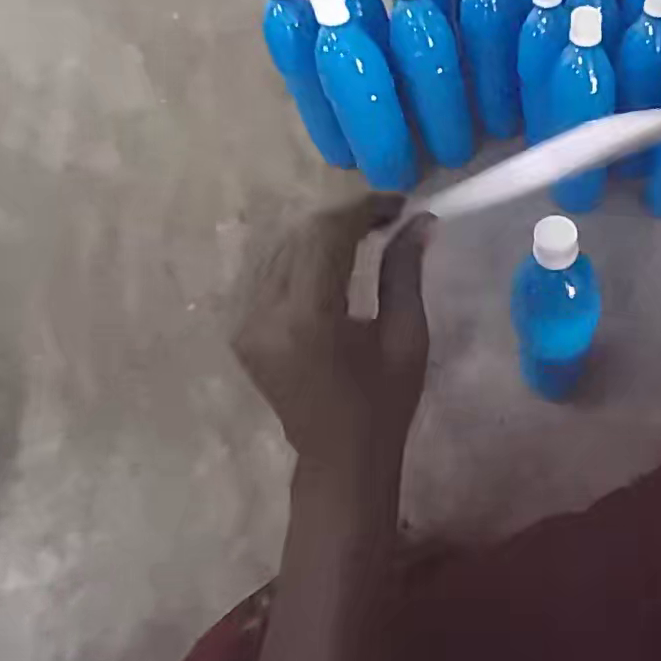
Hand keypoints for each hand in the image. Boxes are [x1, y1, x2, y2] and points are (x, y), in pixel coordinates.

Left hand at [232, 194, 434, 460]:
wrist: (339, 455)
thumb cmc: (384, 400)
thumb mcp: (407, 335)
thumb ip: (405, 272)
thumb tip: (420, 221)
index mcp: (307, 317)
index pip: (326, 235)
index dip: (364, 208)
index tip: (400, 204)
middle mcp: (263, 312)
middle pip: (299, 234)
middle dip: (346, 216)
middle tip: (389, 216)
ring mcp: (243, 321)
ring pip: (279, 247)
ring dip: (323, 232)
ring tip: (366, 231)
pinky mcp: (240, 328)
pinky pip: (268, 270)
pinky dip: (302, 253)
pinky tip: (332, 257)